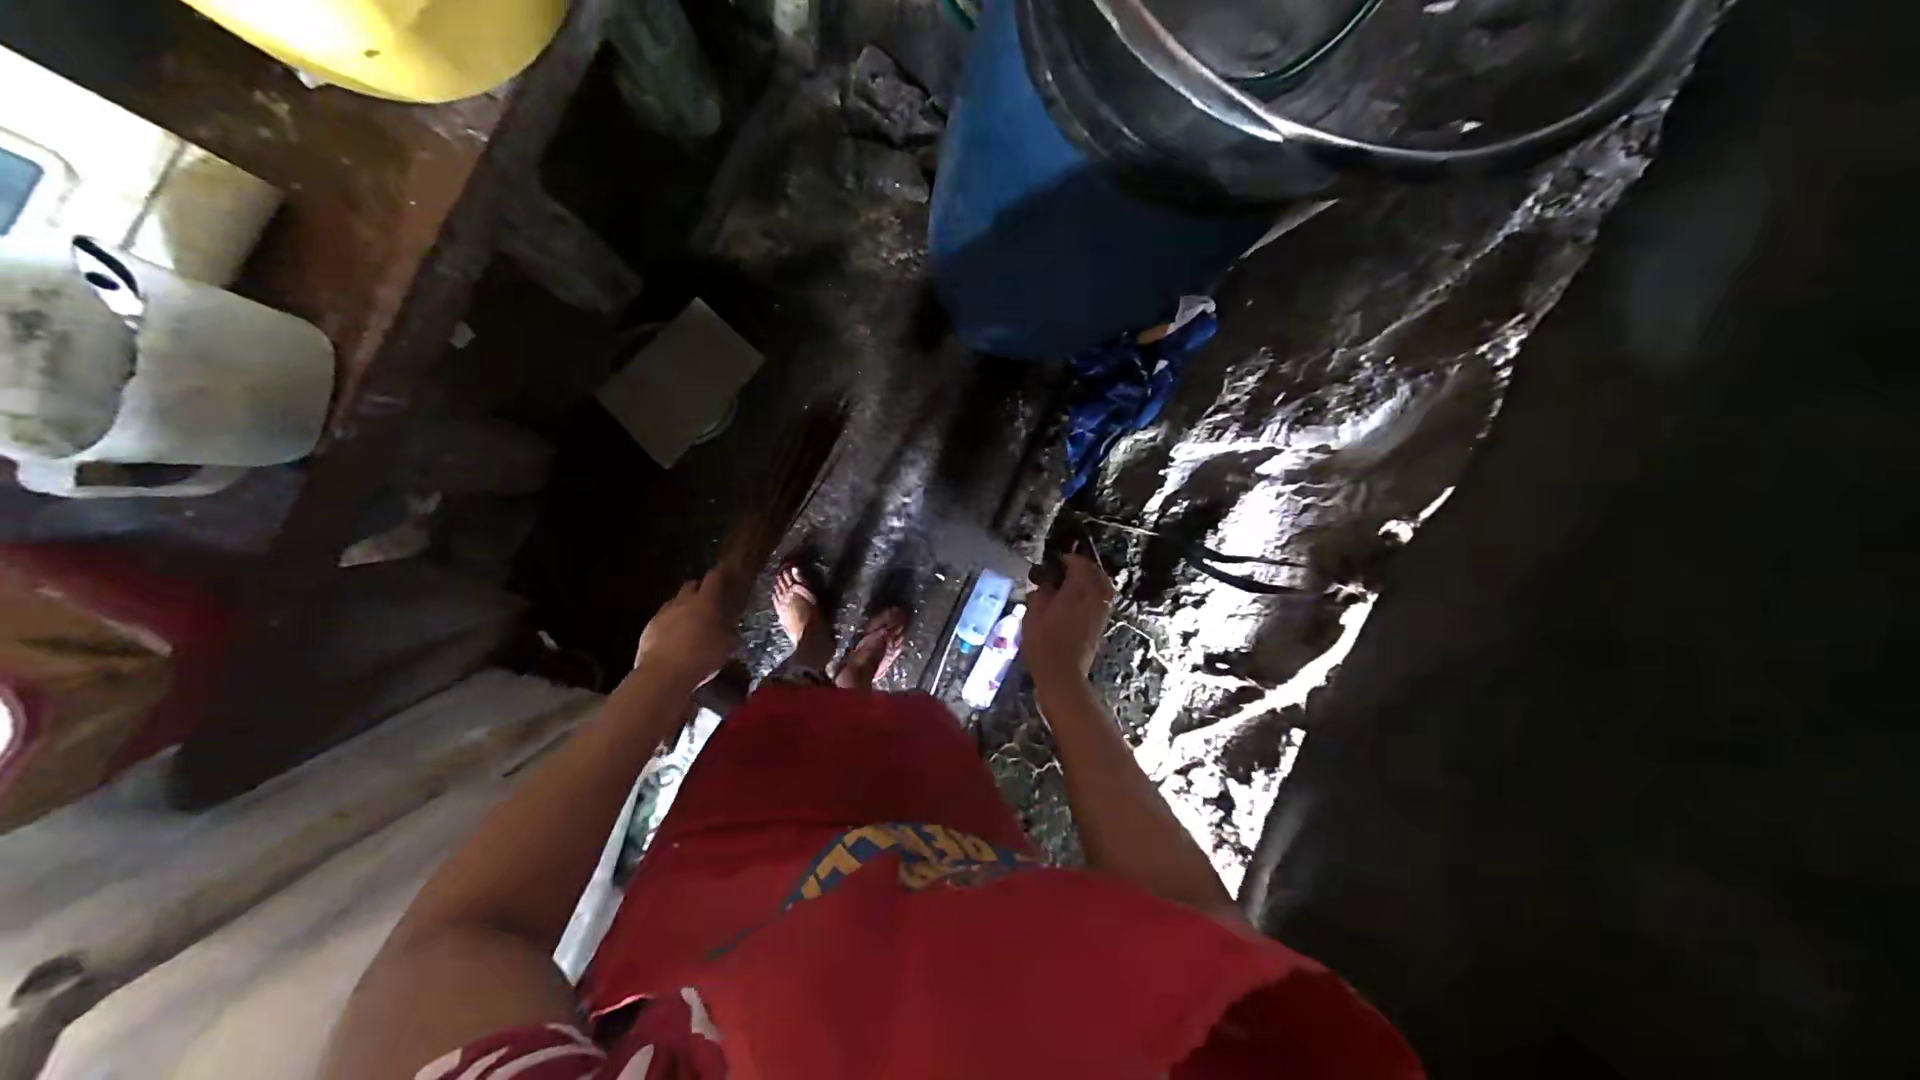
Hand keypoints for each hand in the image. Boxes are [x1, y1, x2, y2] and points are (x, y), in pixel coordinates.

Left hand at [633, 568, 738, 693]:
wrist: (663, 675)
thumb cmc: (702, 658)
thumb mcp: (726, 648)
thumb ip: (729, 635)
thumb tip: (732, 631)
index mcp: (705, 603)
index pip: (714, 579)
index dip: (721, 574)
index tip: (726, 573)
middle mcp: (683, 602)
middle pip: (691, 585)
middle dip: (699, 589)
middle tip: (708, 599)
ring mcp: (663, 614)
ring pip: (675, 602)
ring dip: (684, 606)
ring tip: (691, 621)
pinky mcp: (648, 629)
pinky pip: (662, 619)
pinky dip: (670, 623)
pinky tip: (674, 637)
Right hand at [1021, 552, 1114, 690]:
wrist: (1063, 674)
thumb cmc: (1044, 643)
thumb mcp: (1033, 615)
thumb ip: (1041, 594)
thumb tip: (1046, 585)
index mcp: (1077, 591)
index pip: (1079, 564)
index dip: (1068, 558)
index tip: (1054, 560)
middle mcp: (1094, 597)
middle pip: (1095, 572)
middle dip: (1082, 566)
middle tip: (1065, 567)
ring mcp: (1101, 611)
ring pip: (1103, 585)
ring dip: (1091, 578)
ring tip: (1074, 580)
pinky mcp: (1101, 623)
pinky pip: (1103, 598)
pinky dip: (1094, 592)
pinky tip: (1079, 598)